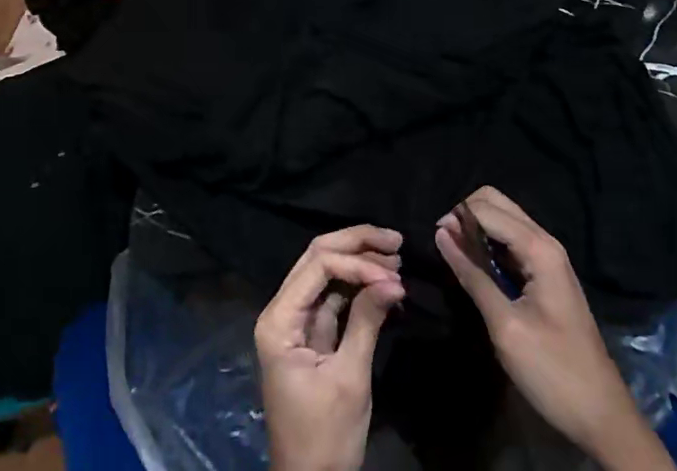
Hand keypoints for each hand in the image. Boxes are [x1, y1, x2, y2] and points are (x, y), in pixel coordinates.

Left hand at [256, 227, 405, 470]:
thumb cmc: (325, 435)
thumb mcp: (349, 377)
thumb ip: (367, 320)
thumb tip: (394, 279)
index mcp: (279, 321)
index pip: (318, 265)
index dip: (357, 262)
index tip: (394, 275)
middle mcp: (283, 311)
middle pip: (318, 257)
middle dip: (358, 244)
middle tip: (396, 240)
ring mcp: (297, 321)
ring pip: (327, 270)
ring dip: (361, 260)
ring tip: (396, 258)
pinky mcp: (313, 333)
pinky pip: (335, 294)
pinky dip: (360, 283)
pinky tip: (385, 279)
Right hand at [437, 189, 675, 470]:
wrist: (598, 409)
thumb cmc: (551, 369)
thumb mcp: (505, 325)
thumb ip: (473, 276)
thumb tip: (442, 235)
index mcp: (540, 248)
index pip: (490, 209)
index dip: (459, 216)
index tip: (433, 239)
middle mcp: (546, 241)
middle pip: (498, 203)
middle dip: (467, 214)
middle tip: (445, 244)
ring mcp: (548, 257)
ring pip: (504, 220)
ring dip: (477, 228)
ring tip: (453, 255)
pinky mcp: (545, 274)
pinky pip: (512, 242)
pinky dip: (489, 244)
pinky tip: (473, 266)